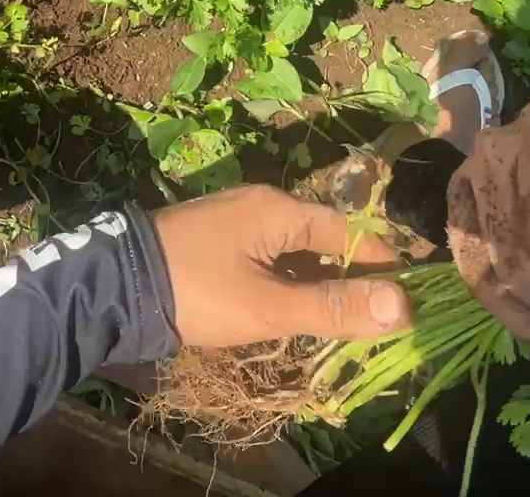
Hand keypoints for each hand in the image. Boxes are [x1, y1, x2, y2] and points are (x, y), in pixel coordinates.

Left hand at [151, 184, 413, 346]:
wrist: (118, 283)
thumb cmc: (197, 291)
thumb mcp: (267, 306)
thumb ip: (333, 306)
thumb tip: (405, 305)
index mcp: (279, 209)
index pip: (352, 232)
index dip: (383, 267)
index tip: (411, 304)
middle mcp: (263, 204)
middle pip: (325, 239)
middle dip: (352, 279)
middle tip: (380, 324)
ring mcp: (239, 219)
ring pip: (297, 250)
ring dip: (320, 283)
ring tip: (346, 325)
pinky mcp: (221, 238)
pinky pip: (271, 255)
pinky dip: (290, 280)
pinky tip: (296, 310)